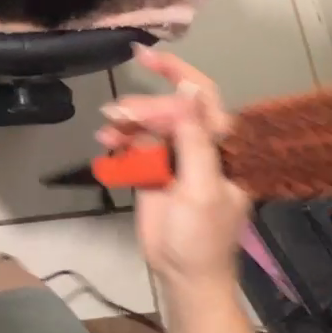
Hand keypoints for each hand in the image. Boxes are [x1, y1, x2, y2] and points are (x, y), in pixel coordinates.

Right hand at [101, 47, 249, 292]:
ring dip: (127, 123)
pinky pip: (136, 145)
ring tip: (108, 130)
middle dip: (142, 107)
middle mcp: (200, 146)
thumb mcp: (202, 188)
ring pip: (148, 125)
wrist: (183, 276)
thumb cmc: (202, 236)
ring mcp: (175, 158)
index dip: (177, 71)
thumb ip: (195, 139)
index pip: (202, 96)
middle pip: (168, 109)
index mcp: (223, 146)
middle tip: (118, 115)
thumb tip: (188, 90)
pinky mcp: (154, 172)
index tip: (145, 56)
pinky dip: (121, 140)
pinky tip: (108, 141)